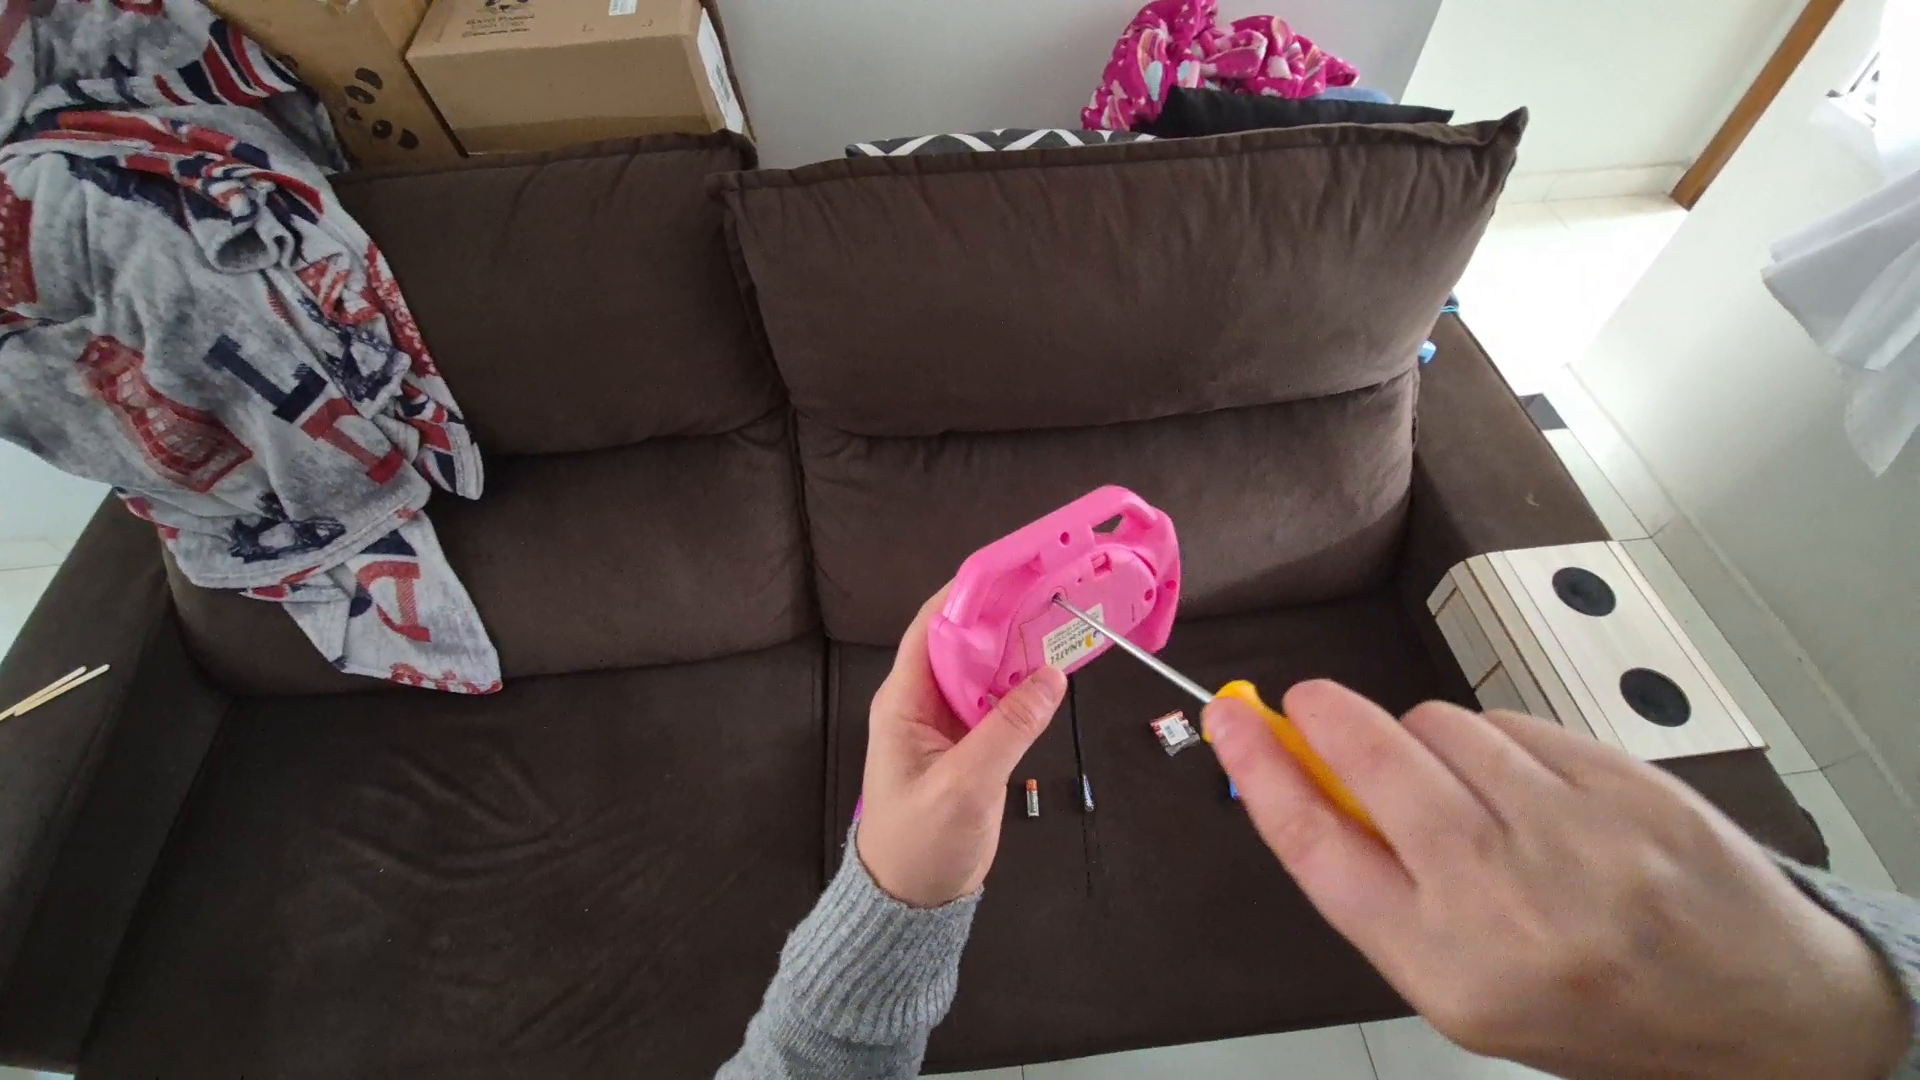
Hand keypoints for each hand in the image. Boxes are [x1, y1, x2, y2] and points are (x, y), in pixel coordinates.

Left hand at [856, 587, 1066, 907]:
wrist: (911, 901)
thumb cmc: (921, 844)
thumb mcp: (964, 786)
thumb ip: (1008, 730)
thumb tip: (1053, 674)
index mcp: (904, 700)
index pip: (931, 628)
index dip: (966, 595)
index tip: (1008, 570)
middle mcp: (922, 700)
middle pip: (961, 642)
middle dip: (1000, 615)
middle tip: (1047, 589)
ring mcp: (947, 722)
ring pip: (982, 669)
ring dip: (1015, 647)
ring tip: (1057, 616)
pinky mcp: (969, 743)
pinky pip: (996, 700)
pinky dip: (1021, 684)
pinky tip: (1052, 670)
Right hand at [1204, 681, 1909, 1079]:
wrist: (1771, 1020)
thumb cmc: (1578, 1000)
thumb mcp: (1452, 971)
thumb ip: (1369, 872)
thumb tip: (1296, 764)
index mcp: (1444, 963)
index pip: (1315, 844)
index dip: (1257, 768)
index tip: (1226, 715)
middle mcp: (1506, 901)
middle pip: (1374, 761)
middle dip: (1327, 715)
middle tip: (1309, 703)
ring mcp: (1577, 838)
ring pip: (1440, 726)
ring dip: (1426, 741)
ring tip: (1466, 787)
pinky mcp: (1627, 786)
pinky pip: (1508, 722)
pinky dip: (1495, 742)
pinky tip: (1532, 789)